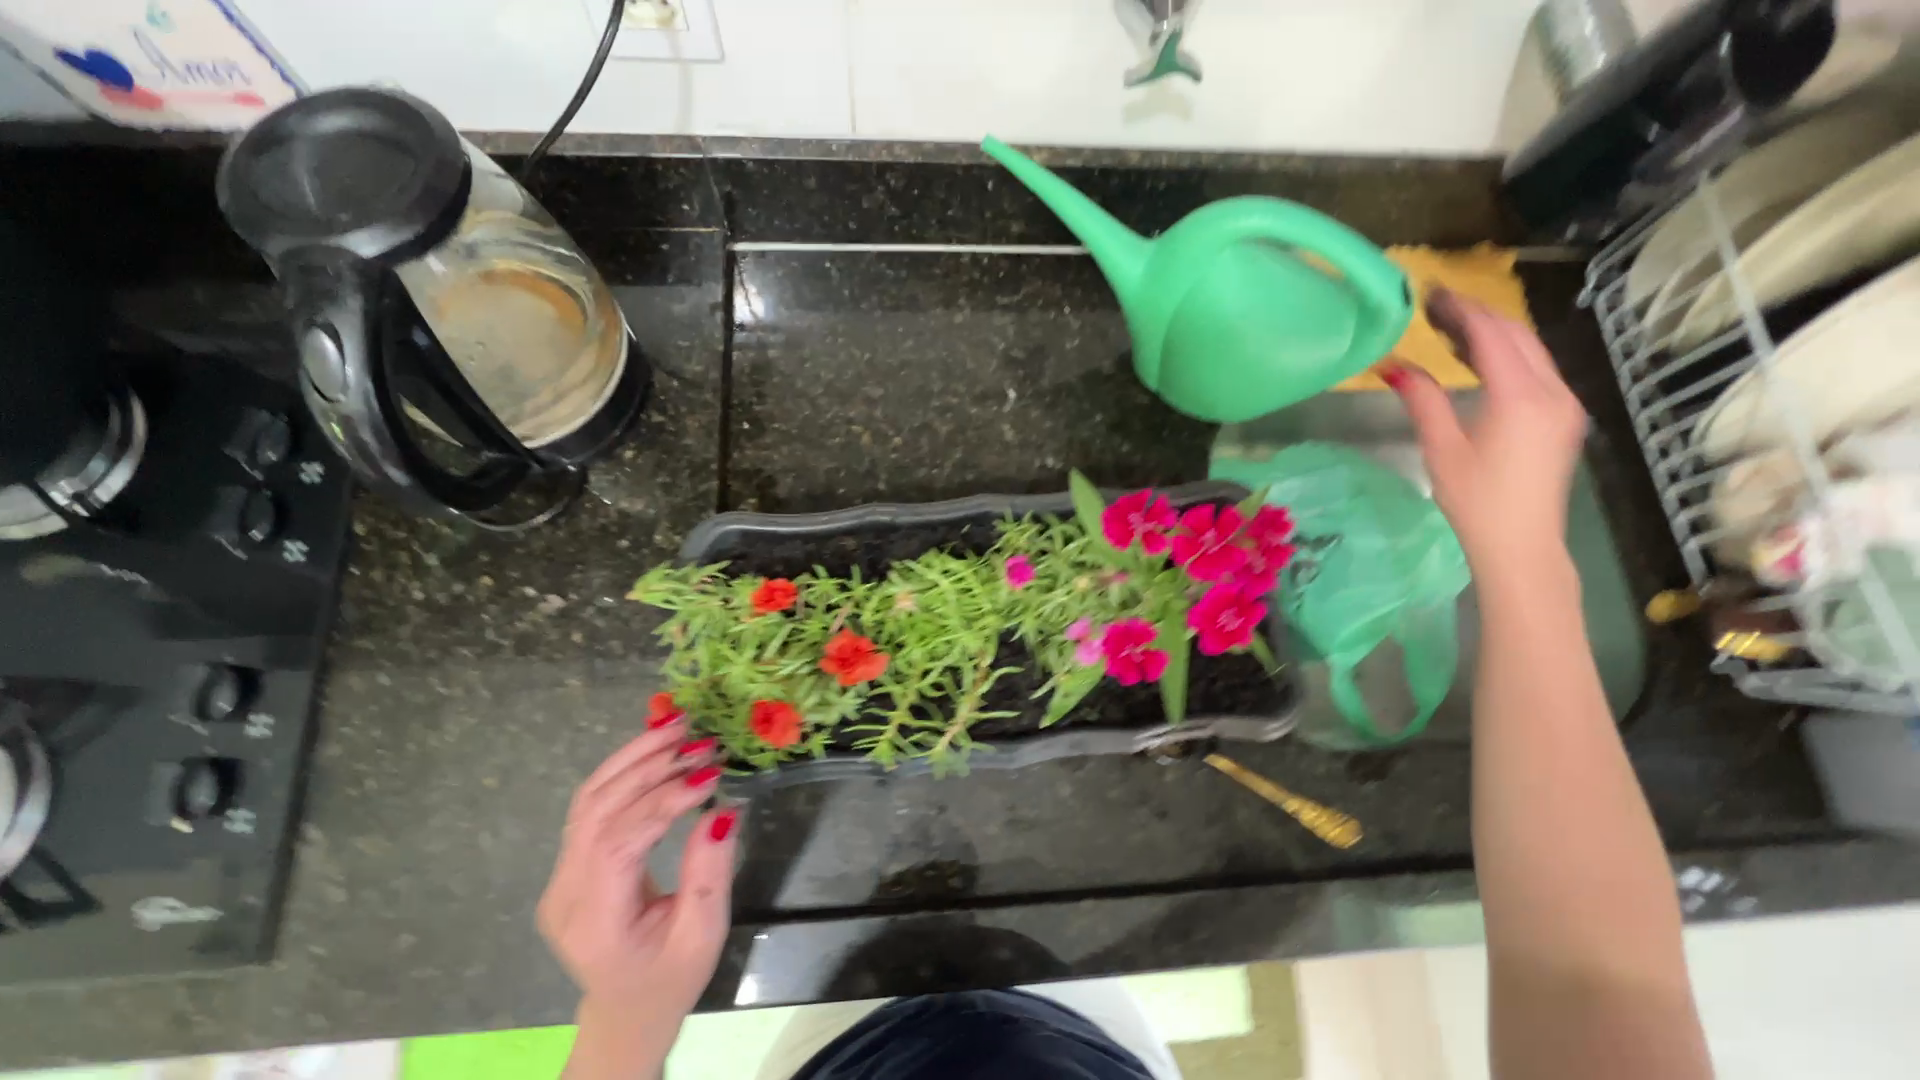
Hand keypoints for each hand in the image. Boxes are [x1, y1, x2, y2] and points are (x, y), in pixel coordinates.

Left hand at [538, 716, 736, 1076]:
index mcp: (596, 920)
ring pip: (589, 799)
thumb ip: (708, 873)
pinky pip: (590, 806)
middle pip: (598, 810)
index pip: (620, 842)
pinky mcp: (568, 864)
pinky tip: (654, 745)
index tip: (712, 774)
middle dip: (651, 766)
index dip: (664, 800)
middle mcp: (565, 893)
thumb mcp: (703, 934)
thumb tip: (723, 809)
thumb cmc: (671, 979)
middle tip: (701, 739)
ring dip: (634, 757)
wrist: (627, 1010)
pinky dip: (622, 770)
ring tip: (678, 725)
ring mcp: (560, 876)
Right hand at [1382, 287, 1588, 574]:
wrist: (1521, 544)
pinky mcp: (1564, 417)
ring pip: (1531, 349)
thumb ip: (1422, 400)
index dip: (1460, 310)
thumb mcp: (1441, 449)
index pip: (1491, 334)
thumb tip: (1394, 367)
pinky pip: (1538, 368)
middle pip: (1517, 334)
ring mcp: (1565, 403)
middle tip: (1437, 308)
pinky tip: (1481, 360)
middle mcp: (1552, 390)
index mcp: (1520, 395)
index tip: (1431, 295)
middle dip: (1478, 315)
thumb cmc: (1476, 500)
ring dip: (1494, 333)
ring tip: (1452, 329)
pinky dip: (1509, 354)